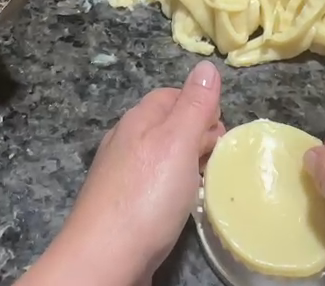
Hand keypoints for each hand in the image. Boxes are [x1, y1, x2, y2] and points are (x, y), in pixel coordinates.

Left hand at [18, 61, 223, 285]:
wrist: (102, 259)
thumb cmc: (145, 196)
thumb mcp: (177, 142)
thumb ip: (194, 105)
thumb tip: (207, 66)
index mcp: (138, 119)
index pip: (173, 95)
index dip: (201, 106)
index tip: (222, 132)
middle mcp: (125, 140)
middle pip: (168, 125)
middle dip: (196, 136)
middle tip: (218, 161)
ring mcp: (119, 174)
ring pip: (161, 157)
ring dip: (186, 165)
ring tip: (204, 186)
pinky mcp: (119, 206)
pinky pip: (152, 185)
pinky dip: (171, 190)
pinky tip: (178, 208)